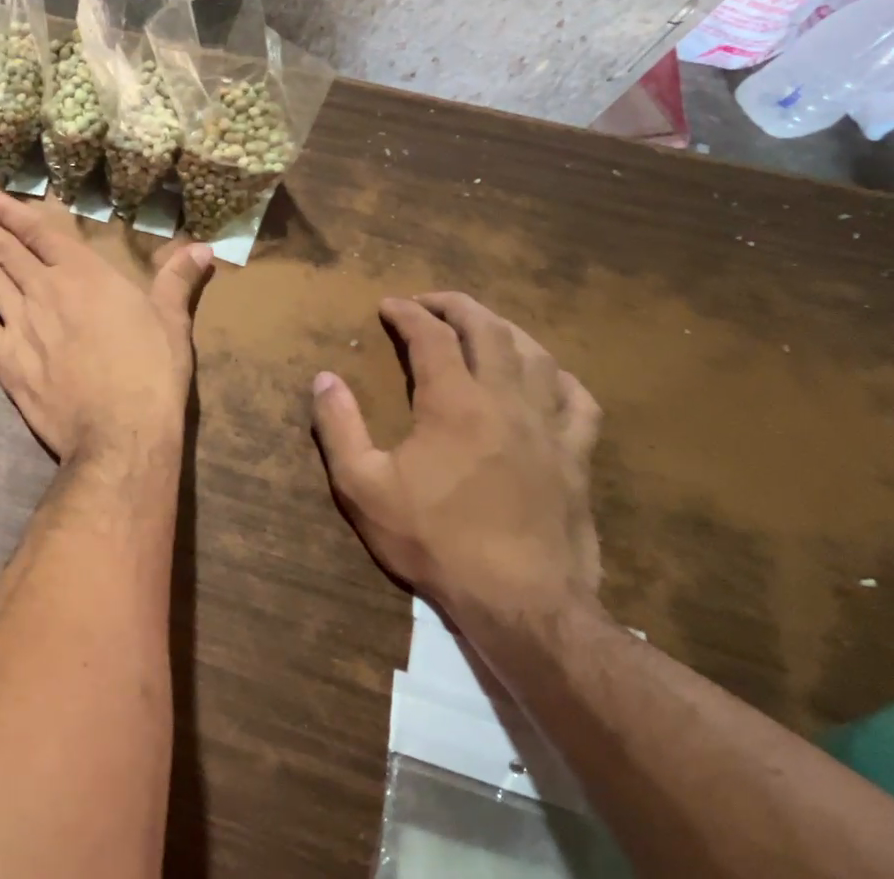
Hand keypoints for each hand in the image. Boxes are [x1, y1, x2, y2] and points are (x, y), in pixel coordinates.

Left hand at [0, 191, 213, 463]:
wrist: (118, 432)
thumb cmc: (151, 375)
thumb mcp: (172, 322)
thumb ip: (177, 281)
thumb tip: (203, 248)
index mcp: (84, 276)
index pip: (40, 235)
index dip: (11, 214)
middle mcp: (45, 291)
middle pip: (7, 252)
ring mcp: (21, 325)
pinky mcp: (5, 359)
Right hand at [310, 293, 603, 618]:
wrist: (518, 598)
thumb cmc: (431, 539)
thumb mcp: (361, 486)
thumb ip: (338, 427)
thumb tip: (324, 378)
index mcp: (453, 403)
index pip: (431, 338)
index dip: (408, 314)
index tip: (388, 305)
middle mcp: (506, 400)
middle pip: (489, 332)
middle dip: (457, 307)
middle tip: (430, 302)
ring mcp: (549, 426)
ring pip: (536, 356)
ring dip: (505, 330)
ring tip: (481, 325)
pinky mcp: (576, 456)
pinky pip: (576, 399)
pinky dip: (556, 375)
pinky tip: (545, 376)